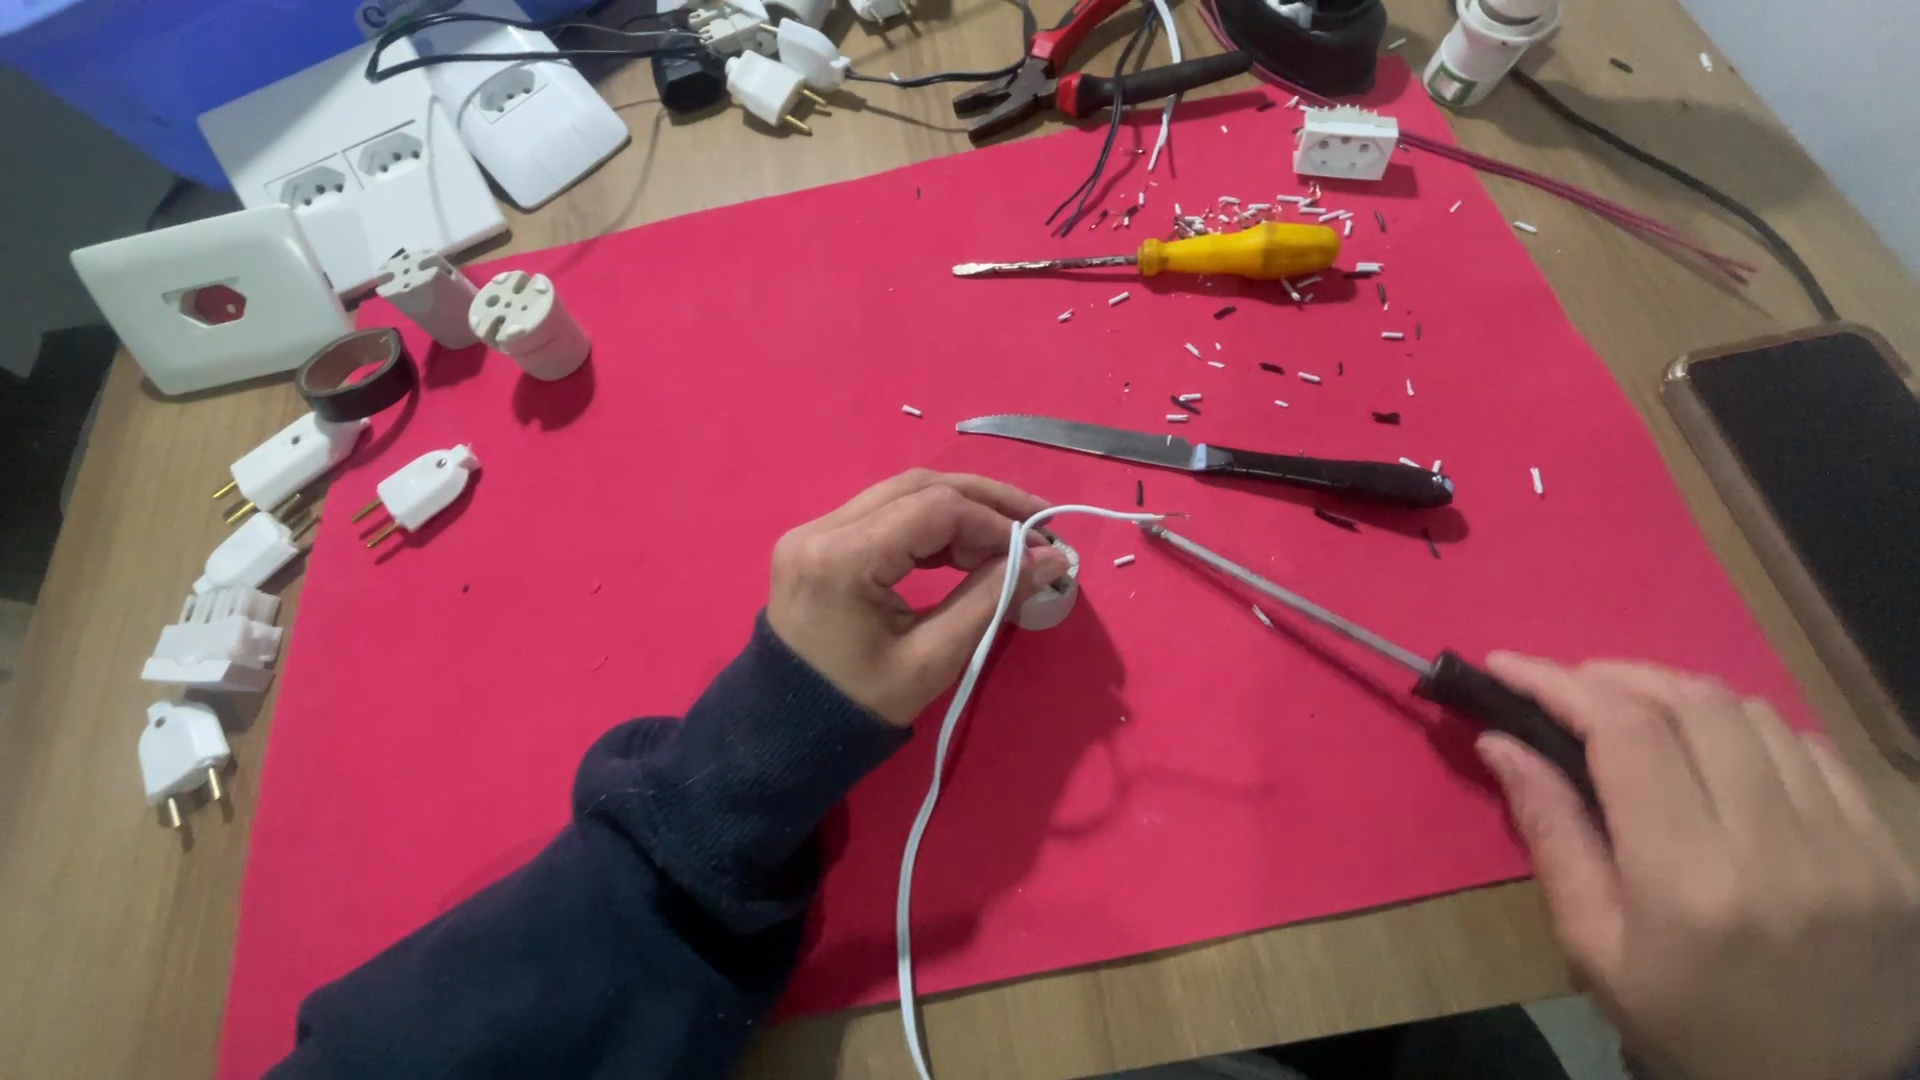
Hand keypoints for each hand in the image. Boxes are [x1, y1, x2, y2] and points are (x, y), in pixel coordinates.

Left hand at [766, 470, 1069, 727]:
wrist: (788, 730)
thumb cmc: (861, 704)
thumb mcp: (934, 658)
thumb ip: (992, 598)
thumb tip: (1051, 558)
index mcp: (842, 559)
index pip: (935, 510)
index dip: (996, 521)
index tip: (1040, 548)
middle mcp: (821, 529)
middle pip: (918, 487)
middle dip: (985, 500)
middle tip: (1038, 520)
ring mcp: (814, 531)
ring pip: (902, 493)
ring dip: (960, 508)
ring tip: (1010, 536)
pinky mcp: (819, 541)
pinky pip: (885, 513)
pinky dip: (930, 524)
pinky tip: (967, 546)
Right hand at [1478, 655, 1919, 1079]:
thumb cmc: (1676, 1015)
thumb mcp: (1589, 937)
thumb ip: (1550, 830)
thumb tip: (1499, 741)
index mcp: (1689, 877)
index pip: (1624, 733)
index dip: (1558, 682)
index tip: (1506, 666)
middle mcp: (1781, 849)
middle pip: (1694, 705)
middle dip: (1612, 675)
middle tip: (1563, 685)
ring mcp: (1853, 849)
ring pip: (1754, 714)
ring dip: (1675, 693)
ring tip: (1627, 708)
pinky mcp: (1892, 855)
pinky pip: (1812, 749)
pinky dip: (1742, 726)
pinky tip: (1707, 746)